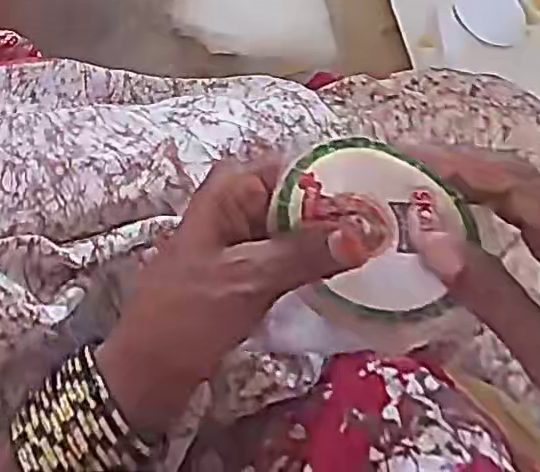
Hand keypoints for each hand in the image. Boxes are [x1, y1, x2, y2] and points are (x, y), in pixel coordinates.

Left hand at [96, 159, 366, 432]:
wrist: (147, 371)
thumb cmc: (186, 315)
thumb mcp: (249, 280)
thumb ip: (305, 252)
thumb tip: (364, 232)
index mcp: (233, 184)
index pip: (298, 167)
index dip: (341, 182)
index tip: (385, 202)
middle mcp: (242, 197)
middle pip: (304, 194)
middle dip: (343, 213)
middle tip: (392, 234)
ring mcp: (246, 230)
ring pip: (301, 224)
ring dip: (334, 238)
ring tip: (382, 252)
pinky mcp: (252, 261)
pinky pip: (293, 249)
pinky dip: (318, 259)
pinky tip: (352, 273)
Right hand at [408, 146, 539, 471]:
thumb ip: (494, 298)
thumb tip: (427, 235)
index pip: (524, 189)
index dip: (466, 167)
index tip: (413, 158)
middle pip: (524, 181)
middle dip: (462, 164)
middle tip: (405, 160)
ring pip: (525, 193)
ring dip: (472, 179)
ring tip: (420, 176)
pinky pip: (529, 216)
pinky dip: (488, 204)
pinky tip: (459, 206)